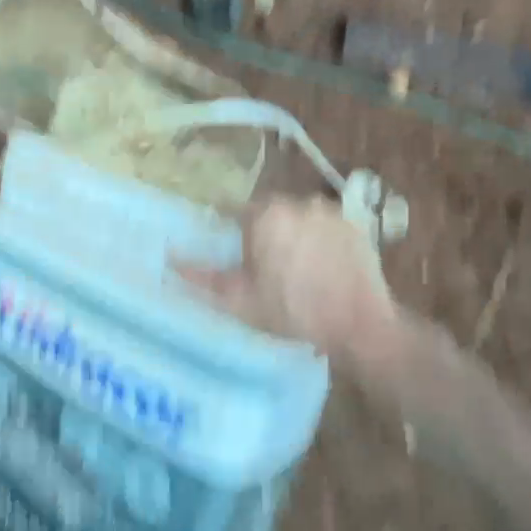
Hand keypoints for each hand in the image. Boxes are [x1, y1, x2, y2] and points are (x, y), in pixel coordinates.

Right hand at [178, 194, 393, 358]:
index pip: (238, 213)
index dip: (238, 237)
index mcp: (265, 214)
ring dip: (295, 236)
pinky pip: (327, 227)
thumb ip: (203, 277)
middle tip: (269, 271)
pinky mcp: (355, 225)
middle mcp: (296, 202)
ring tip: (300, 272)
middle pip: (270, 214)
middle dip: (267, 236)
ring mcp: (329, 212)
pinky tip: (324, 269)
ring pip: (299, 219)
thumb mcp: (241, 300)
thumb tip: (169, 259)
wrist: (361, 328)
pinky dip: (322, 241)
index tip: (242, 260)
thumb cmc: (293, 312)